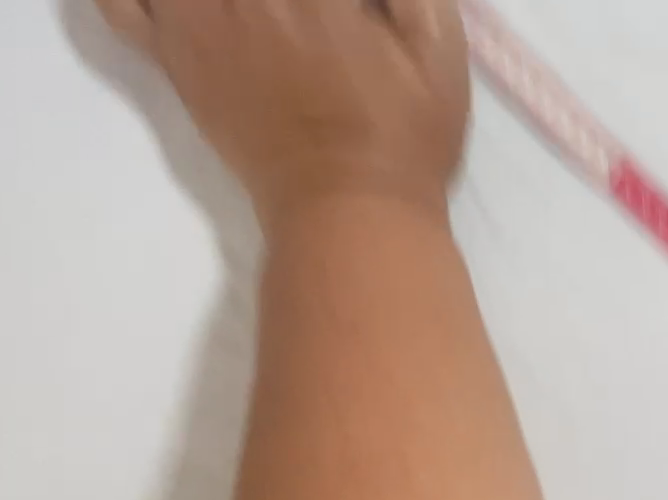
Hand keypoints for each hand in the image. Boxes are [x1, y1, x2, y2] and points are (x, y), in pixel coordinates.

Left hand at [96, 0, 471, 227]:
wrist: (355, 208)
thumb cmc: (408, 138)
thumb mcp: (441, 62)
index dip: (350, 4)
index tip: (358, 16)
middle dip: (294, 5)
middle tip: (314, 23)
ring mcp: (191, 12)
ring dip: (228, 5)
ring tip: (265, 22)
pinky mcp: (170, 51)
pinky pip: (121, 2)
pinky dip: (140, 1)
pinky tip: (184, 16)